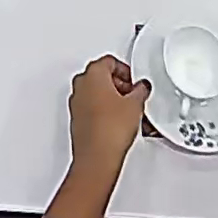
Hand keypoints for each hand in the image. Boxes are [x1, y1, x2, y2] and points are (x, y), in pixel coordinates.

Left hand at [67, 55, 150, 169]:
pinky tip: (118, 122)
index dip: (126, 70)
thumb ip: (140, 90)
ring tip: (129, 111)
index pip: (110, 61)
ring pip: (96, 91)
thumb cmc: (110, 128)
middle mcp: (81, 83)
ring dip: (112, 97)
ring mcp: (77, 100)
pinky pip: (92, 106)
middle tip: (133, 94)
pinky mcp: (77, 117)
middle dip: (119, 84)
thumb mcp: (135, 104)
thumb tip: (141, 88)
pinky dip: (105, 110)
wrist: (97, 155)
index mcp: (93, 72)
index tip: (135, 81)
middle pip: (102, 75)